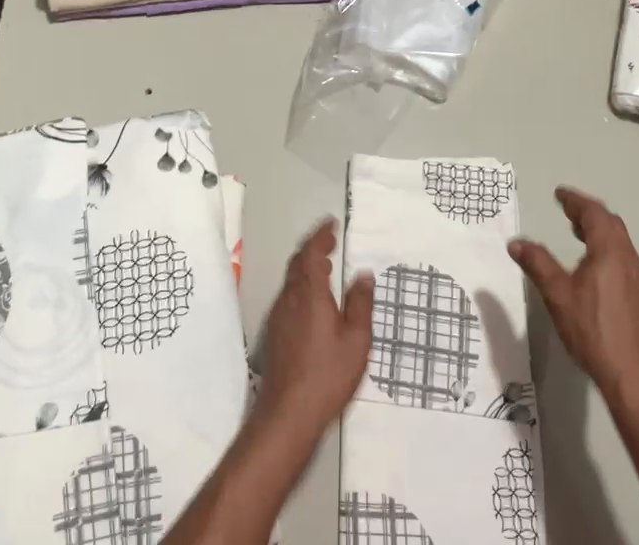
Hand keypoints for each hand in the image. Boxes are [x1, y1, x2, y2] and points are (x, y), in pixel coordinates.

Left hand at [253, 219, 374, 439]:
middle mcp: (289, 299)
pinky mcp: (275, 333)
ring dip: (306, 268)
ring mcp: (278, 317)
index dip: (320, 235)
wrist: (288, 413)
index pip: (311, 253)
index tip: (331, 224)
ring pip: (290, 281)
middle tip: (330, 242)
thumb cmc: (328, 375)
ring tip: (327, 268)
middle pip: (297, 263)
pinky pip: (288, 297)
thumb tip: (364, 275)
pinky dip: (301, 286)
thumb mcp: (357, 340)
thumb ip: (360, 304)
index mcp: (310, 295)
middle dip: (313, 248)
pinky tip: (315, 301)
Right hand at [509, 187, 638, 399]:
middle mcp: (629, 259)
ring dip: (598, 230)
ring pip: (619, 241)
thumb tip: (516, 242)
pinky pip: (623, 257)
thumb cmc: (591, 329)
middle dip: (588, 212)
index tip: (559, 194)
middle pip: (611, 224)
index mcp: (610, 252)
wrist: (631, 372)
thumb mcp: (557, 295)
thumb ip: (537, 263)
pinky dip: (606, 247)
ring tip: (576, 231)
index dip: (576, 201)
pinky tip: (592, 264)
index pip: (595, 214)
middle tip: (566, 209)